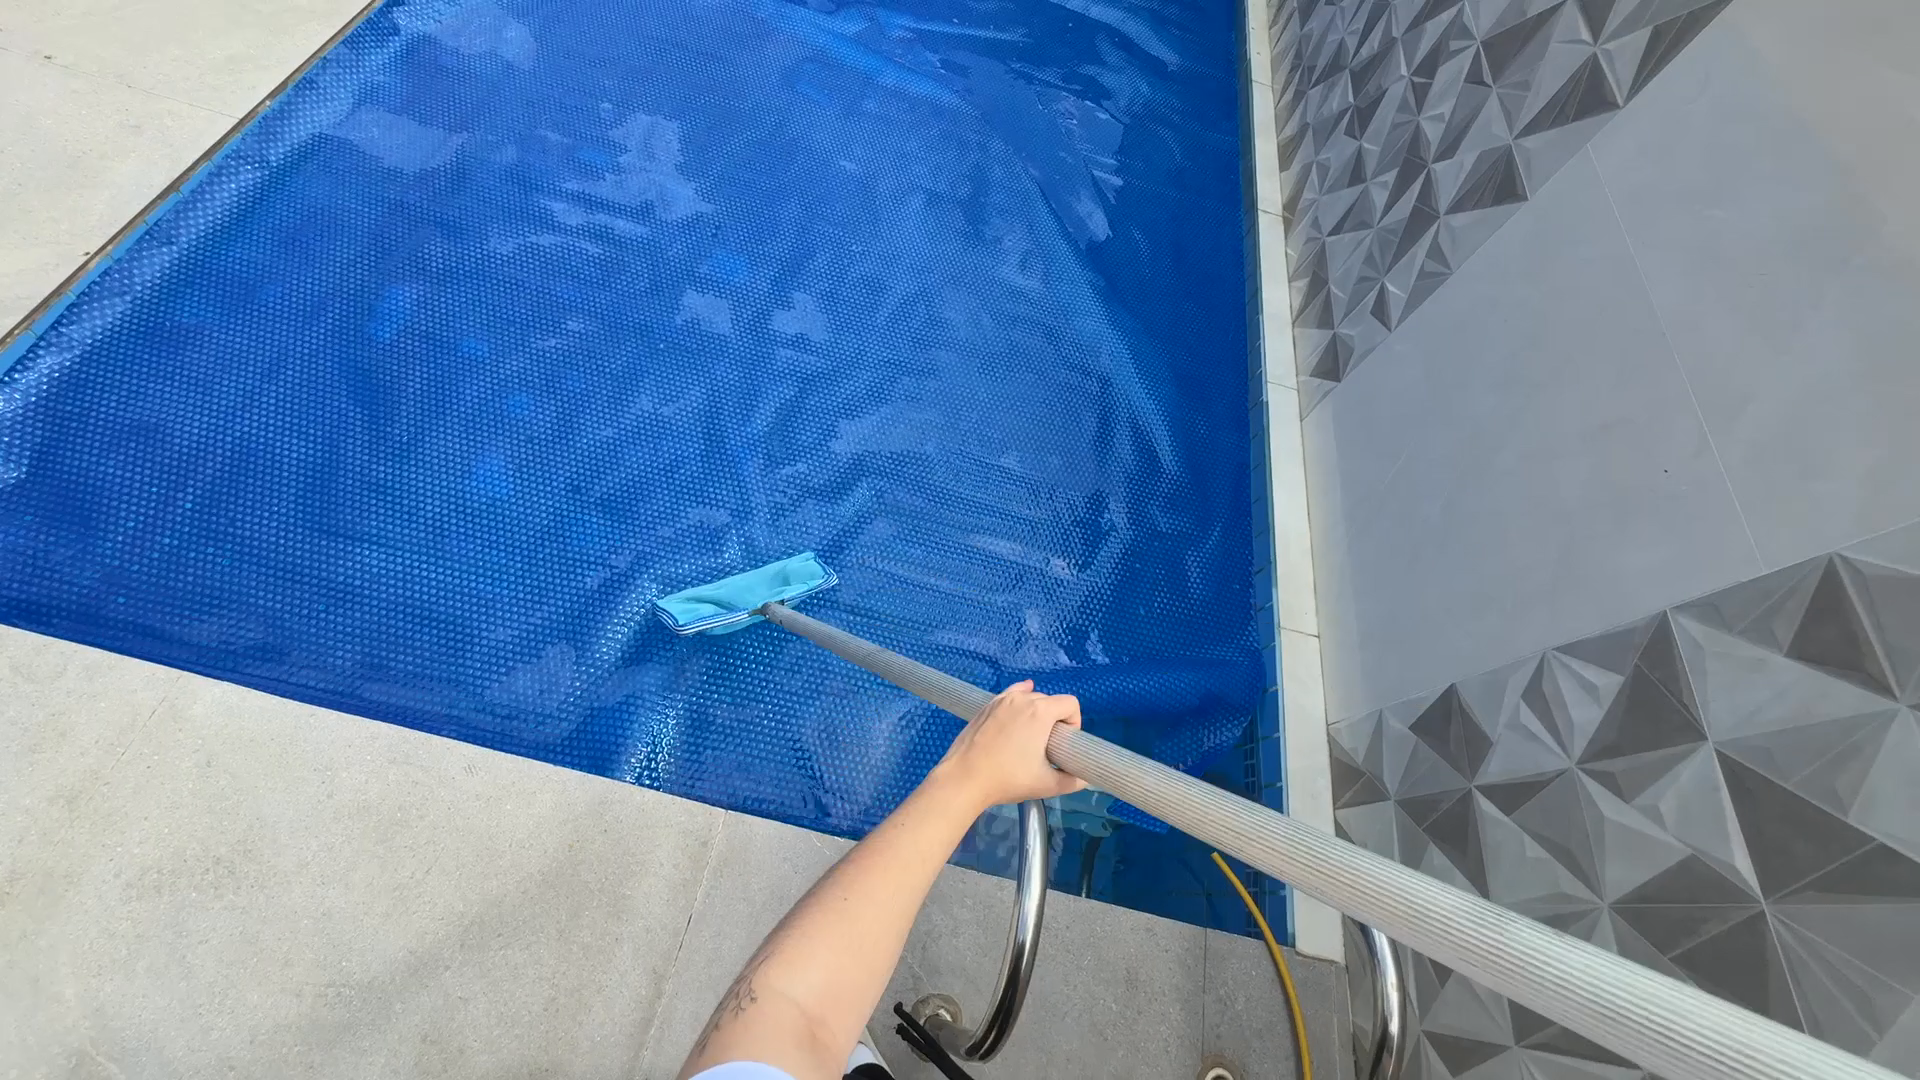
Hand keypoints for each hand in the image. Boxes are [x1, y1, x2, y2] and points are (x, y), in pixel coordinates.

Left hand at [933, 680, 1086, 810]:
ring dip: (1037, 712)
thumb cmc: (1008, 779)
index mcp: (1040, 712)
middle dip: (1055, 719)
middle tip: (1047, 746)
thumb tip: (1083, 778)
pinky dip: (1019, 699)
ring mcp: (1001, 700)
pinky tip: (1019, 705)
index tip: (1064, 743)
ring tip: (1030, 736)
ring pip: (1030, 697)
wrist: (965, 778)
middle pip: (1050, 701)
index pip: (1070, 703)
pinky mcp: (986, 705)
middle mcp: (1022, 698)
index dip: (1074, 722)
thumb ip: (1072, 781)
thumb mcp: (1047, 785)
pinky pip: (1010, 695)